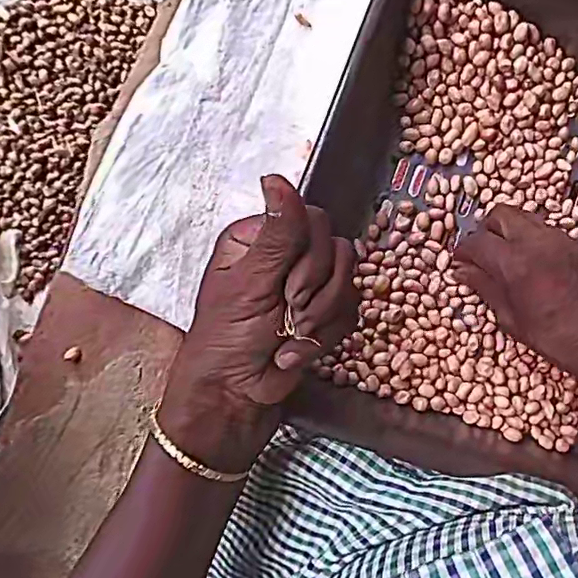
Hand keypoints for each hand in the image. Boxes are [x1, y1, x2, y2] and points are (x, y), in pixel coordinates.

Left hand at [158, 175, 355, 470]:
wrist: (235, 398)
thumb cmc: (227, 340)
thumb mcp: (250, 285)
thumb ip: (277, 235)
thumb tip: (277, 179)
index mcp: (261, 237)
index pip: (313, 221)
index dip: (309, 259)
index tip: (285, 290)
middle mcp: (287, 255)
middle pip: (337, 250)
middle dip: (314, 293)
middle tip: (285, 314)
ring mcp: (309, 284)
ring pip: (348, 282)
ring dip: (318, 318)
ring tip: (286, 338)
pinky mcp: (324, 313)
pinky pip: (350, 311)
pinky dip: (324, 336)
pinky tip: (294, 350)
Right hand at [453, 206, 577, 381]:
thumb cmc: (554, 338)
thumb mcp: (510, 317)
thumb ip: (484, 286)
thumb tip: (463, 272)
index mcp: (514, 263)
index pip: (477, 241)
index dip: (464, 250)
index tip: (461, 260)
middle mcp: (537, 242)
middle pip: (500, 214)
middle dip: (486, 230)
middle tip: (482, 252)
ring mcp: (561, 240)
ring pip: (526, 218)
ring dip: (511, 231)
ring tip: (507, 256)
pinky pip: (549, 231)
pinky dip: (535, 240)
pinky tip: (534, 264)